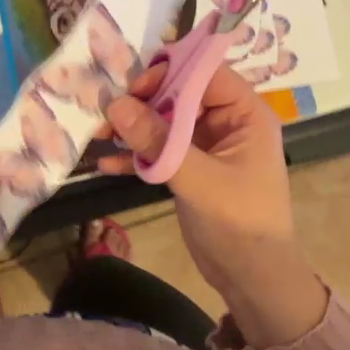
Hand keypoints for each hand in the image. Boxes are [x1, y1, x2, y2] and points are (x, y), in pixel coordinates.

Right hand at [99, 65, 327, 346]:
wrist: (250, 276)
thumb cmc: (239, 222)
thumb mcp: (198, 179)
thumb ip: (158, 142)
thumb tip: (116, 105)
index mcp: (244, 114)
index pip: (205, 74)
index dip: (170, 73)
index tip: (134, 87)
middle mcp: (226, 123)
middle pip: (179, 95)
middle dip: (142, 102)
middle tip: (108, 114)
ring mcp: (205, 146)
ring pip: (163, 122)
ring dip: (132, 128)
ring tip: (99, 136)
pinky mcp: (188, 169)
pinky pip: (158, 150)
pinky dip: (135, 156)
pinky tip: (106, 164)